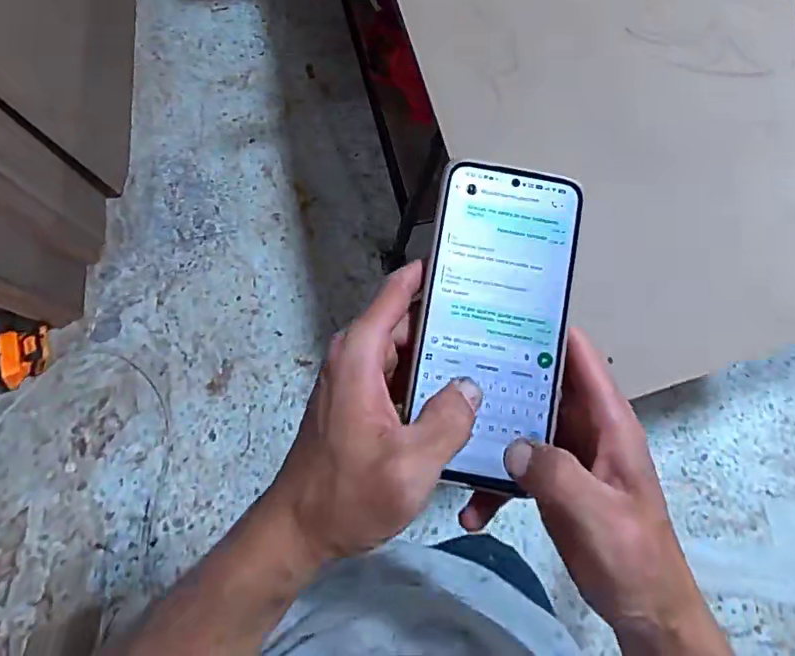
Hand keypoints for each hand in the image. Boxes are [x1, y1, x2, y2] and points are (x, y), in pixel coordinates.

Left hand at [265, 260, 482, 560]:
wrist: (297, 533)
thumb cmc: (345, 496)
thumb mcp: (408, 465)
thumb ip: (447, 421)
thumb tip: (471, 386)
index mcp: (361, 353)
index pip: (398, 289)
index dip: (431, 271)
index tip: (467, 262)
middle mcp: (356, 354)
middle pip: (408, 317)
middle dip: (449, 314)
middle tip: (497, 315)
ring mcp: (357, 375)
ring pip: (408, 345)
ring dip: (442, 348)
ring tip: (490, 348)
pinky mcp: (361, 397)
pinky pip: (401, 369)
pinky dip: (428, 373)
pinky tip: (463, 389)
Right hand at [460, 329, 726, 654]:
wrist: (644, 611)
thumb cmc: (633, 554)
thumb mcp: (596, 511)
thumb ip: (556, 474)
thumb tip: (513, 446)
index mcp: (610, 423)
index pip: (583, 360)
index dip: (553, 332)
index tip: (513, 314)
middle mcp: (589, 430)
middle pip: (546, 388)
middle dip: (511, 377)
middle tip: (466, 364)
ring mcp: (571, 457)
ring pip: (528, 427)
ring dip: (496, 434)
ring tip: (458, 436)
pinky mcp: (557, 485)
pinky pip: (522, 469)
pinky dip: (497, 484)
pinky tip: (473, 508)